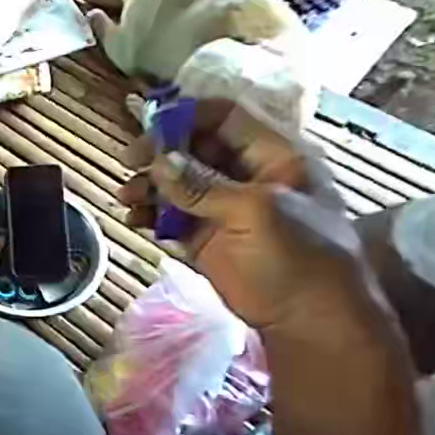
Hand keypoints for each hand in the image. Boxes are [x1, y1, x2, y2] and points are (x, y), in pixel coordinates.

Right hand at [120, 104, 393, 348]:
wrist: (307, 318)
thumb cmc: (297, 256)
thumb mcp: (255, 211)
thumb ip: (204, 185)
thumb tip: (159, 161)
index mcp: (271, 155)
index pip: (224, 118)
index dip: (188, 116)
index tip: (150, 126)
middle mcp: (243, 175)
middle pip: (193, 148)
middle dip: (159, 153)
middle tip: (130, 162)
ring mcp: (221, 207)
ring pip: (176, 183)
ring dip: (149, 186)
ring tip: (127, 198)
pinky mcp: (203, 237)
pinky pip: (169, 216)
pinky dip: (149, 214)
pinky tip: (133, 219)